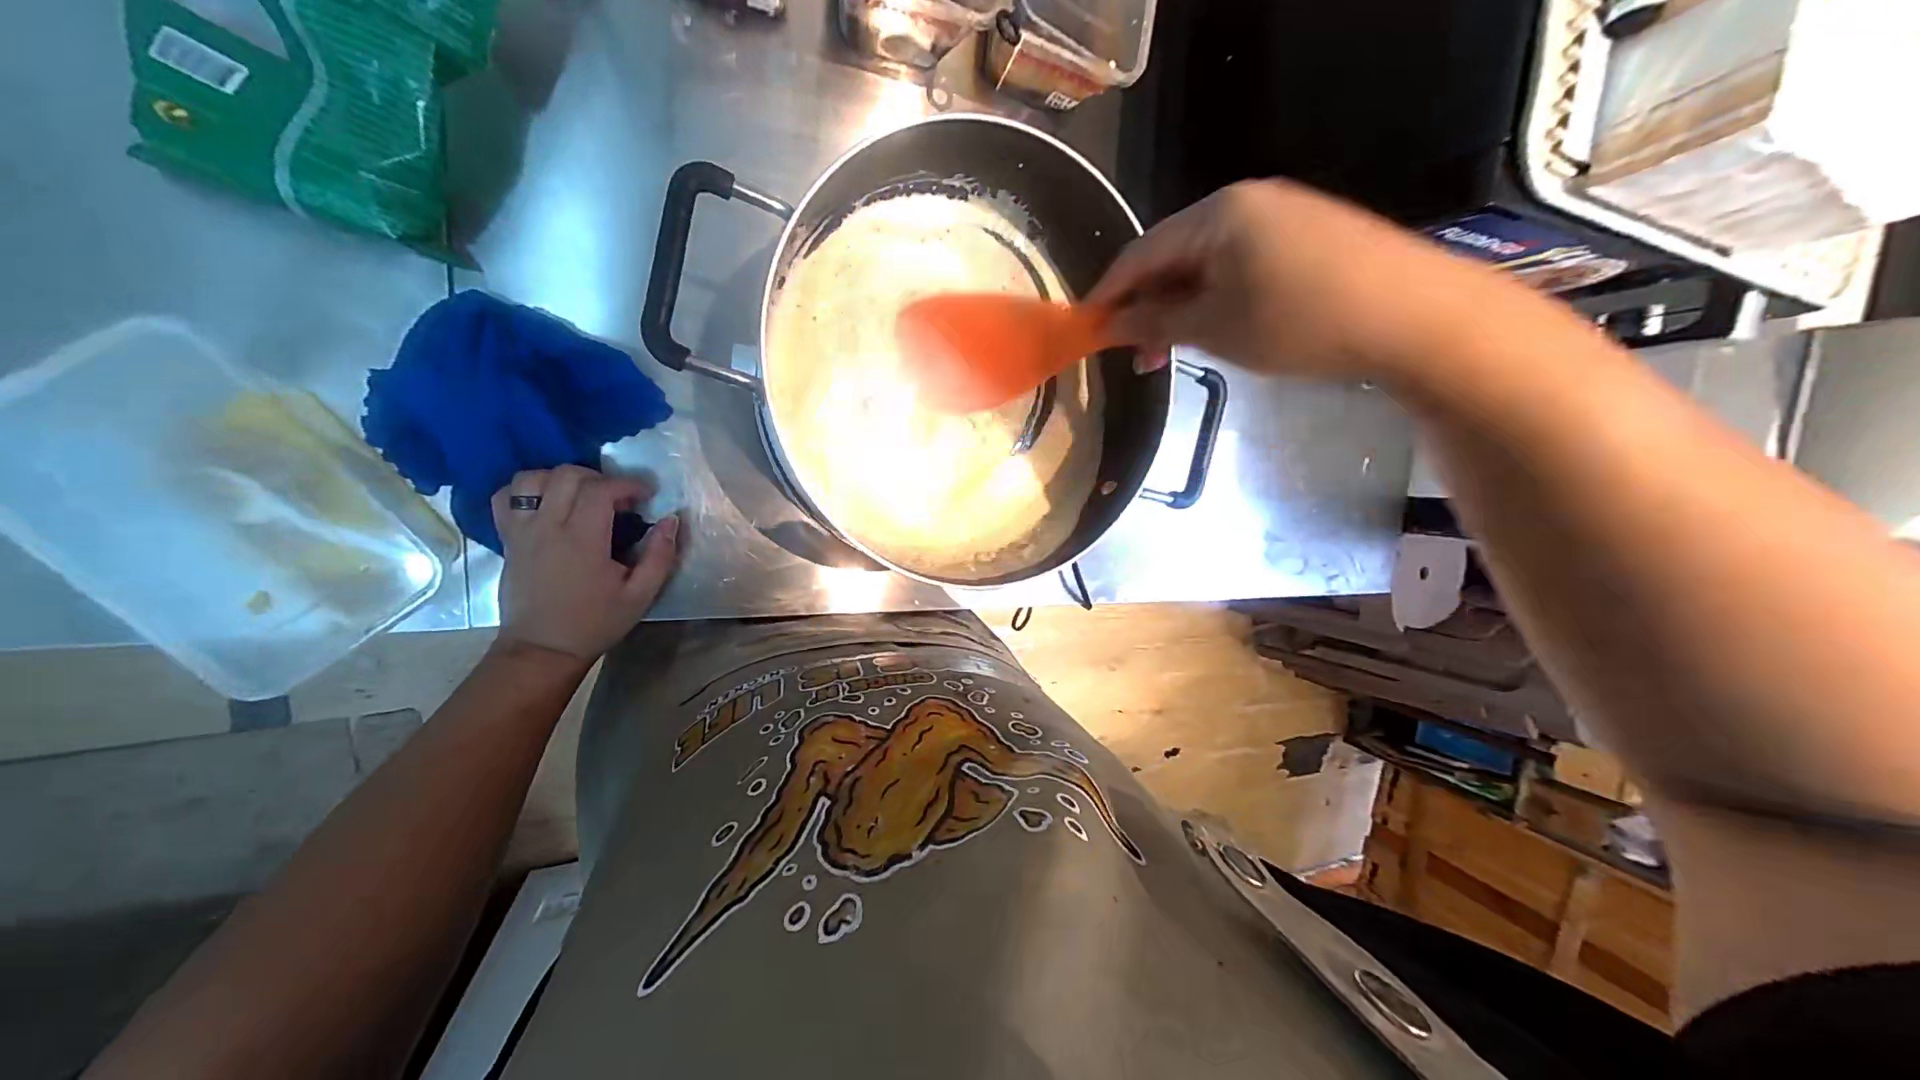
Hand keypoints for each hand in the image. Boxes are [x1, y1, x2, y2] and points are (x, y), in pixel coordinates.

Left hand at [491, 466, 679, 660]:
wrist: (542, 649)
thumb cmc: (595, 623)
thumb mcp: (640, 595)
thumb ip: (659, 555)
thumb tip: (671, 521)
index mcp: (582, 540)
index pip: (601, 489)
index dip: (628, 484)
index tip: (646, 496)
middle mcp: (547, 527)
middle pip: (567, 475)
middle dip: (599, 478)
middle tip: (618, 499)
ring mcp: (521, 531)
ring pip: (532, 478)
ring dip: (561, 478)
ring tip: (582, 497)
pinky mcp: (508, 539)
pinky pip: (506, 498)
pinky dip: (527, 490)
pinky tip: (547, 503)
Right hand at [1089, 179, 1493, 381]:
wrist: (1415, 318)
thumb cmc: (1298, 321)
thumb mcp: (1213, 327)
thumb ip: (1153, 322)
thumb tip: (1109, 324)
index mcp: (1214, 213)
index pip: (1139, 253)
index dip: (1108, 295)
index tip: (1087, 332)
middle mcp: (1245, 202)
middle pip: (1172, 256)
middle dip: (1147, 307)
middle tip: (1136, 357)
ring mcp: (1282, 216)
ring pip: (1207, 265)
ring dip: (1182, 309)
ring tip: (1174, 353)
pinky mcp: (1310, 237)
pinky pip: (1242, 266)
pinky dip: (1218, 301)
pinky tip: (1221, 331)